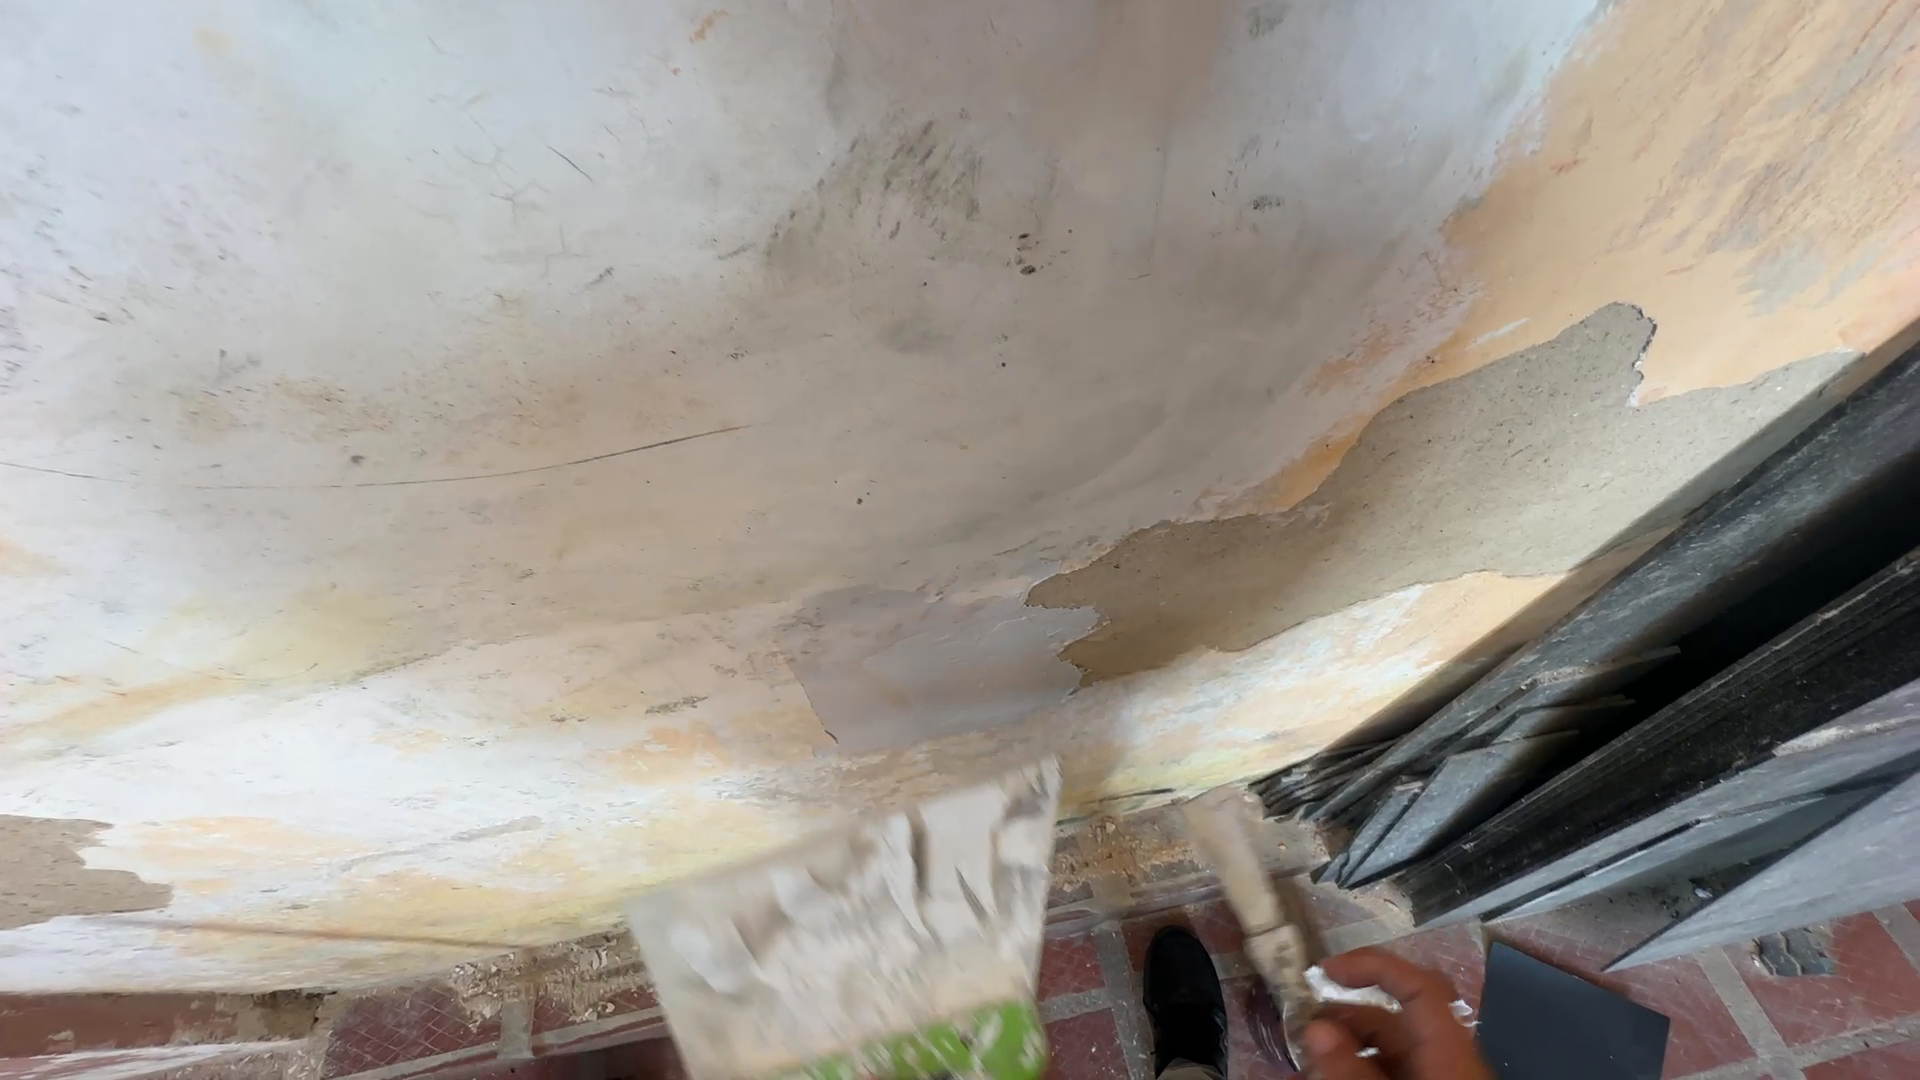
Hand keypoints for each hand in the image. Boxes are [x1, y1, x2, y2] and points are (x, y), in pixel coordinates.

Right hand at [1301, 947, 1491, 1079]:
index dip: (1371, 964)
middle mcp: (1447, 1054)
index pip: (1417, 983)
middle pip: (1393, 1015)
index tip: (1327, 970)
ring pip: (1387, 1044)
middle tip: (1306, 1023)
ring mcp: (1440, 1071)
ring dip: (1344, 1040)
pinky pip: (1391, 1066)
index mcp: (1449, 1047)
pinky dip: (1358, 1063)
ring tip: (1308, 1052)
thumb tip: (1315, 1027)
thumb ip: (1353, 1066)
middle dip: (1344, 1013)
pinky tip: (1326, 1071)